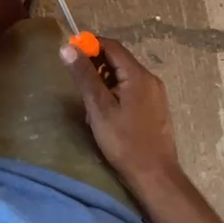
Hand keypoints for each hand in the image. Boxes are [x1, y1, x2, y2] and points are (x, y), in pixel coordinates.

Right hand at [62, 37, 181, 186]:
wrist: (156, 177)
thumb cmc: (125, 142)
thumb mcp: (99, 108)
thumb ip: (84, 76)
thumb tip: (67, 47)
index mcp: (138, 75)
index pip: (111, 46)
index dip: (89, 45)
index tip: (70, 54)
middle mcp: (150, 79)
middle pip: (118, 59)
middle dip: (95, 65)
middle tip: (77, 82)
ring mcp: (155, 94)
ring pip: (124, 75)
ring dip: (104, 81)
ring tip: (89, 102)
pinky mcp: (155, 108)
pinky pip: (131, 89)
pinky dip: (115, 92)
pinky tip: (106, 113)